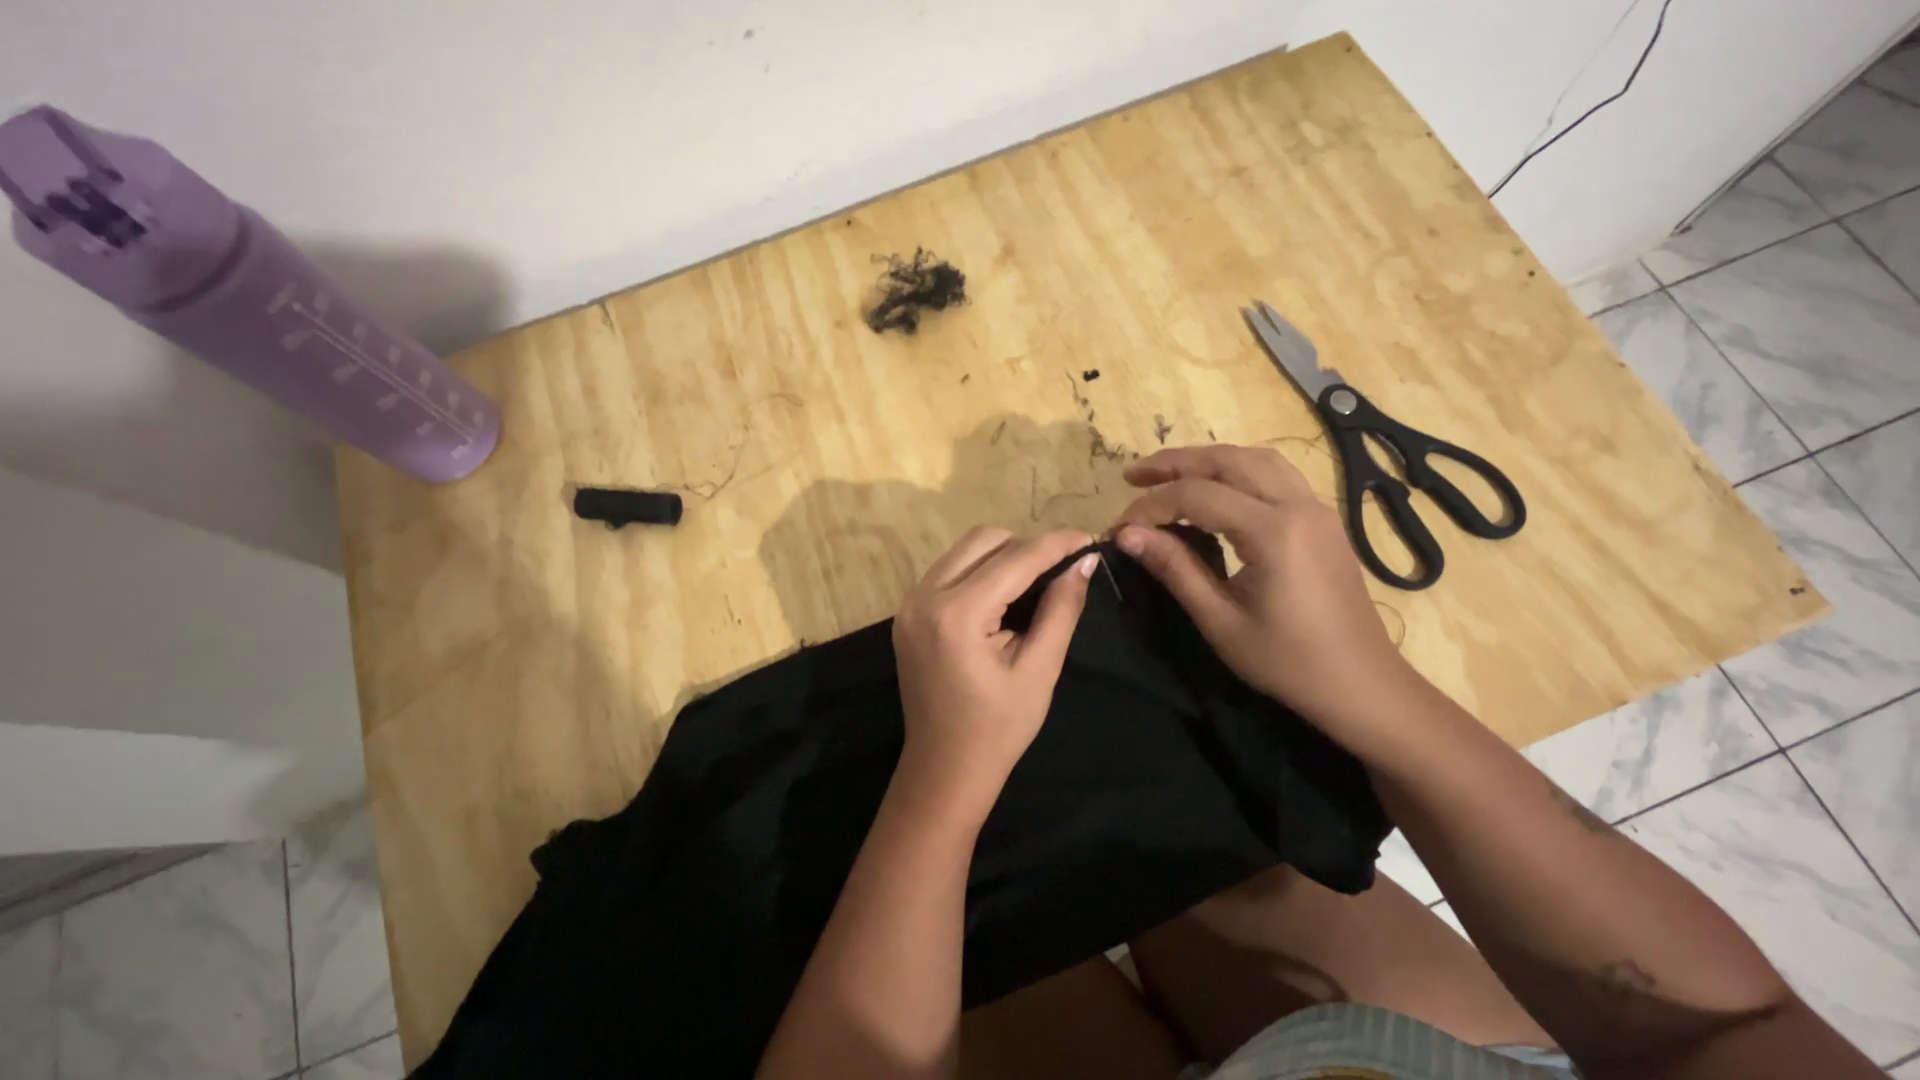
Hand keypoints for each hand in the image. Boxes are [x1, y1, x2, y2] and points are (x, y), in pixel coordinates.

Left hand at [891, 527, 1098, 818]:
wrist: (944, 768)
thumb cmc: (998, 728)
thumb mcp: (1040, 669)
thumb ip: (1061, 609)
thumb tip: (1084, 561)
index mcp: (957, 613)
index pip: (1015, 558)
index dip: (1056, 544)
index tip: (1090, 539)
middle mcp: (925, 597)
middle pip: (984, 540)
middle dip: (1027, 546)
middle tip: (1062, 569)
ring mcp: (910, 604)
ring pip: (964, 551)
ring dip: (1002, 556)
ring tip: (1037, 582)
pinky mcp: (908, 614)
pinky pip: (949, 572)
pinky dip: (980, 572)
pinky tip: (1004, 598)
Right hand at [1111, 445, 1417, 732]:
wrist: (1361, 683)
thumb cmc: (1287, 662)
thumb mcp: (1220, 621)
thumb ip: (1175, 569)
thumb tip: (1127, 535)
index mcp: (1274, 531)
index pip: (1197, 495)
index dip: (1151, 505)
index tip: (1120, 528)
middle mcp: (1298, 506)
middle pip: (1227, 460)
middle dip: (1175, 463)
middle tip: (1132, 476)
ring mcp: (1316, 508)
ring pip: (1256, 459)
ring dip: (1209, 460)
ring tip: (1169, 474)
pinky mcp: (1323, 519)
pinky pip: (1276, 474)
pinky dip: (1238, 470)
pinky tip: (1216, 489)